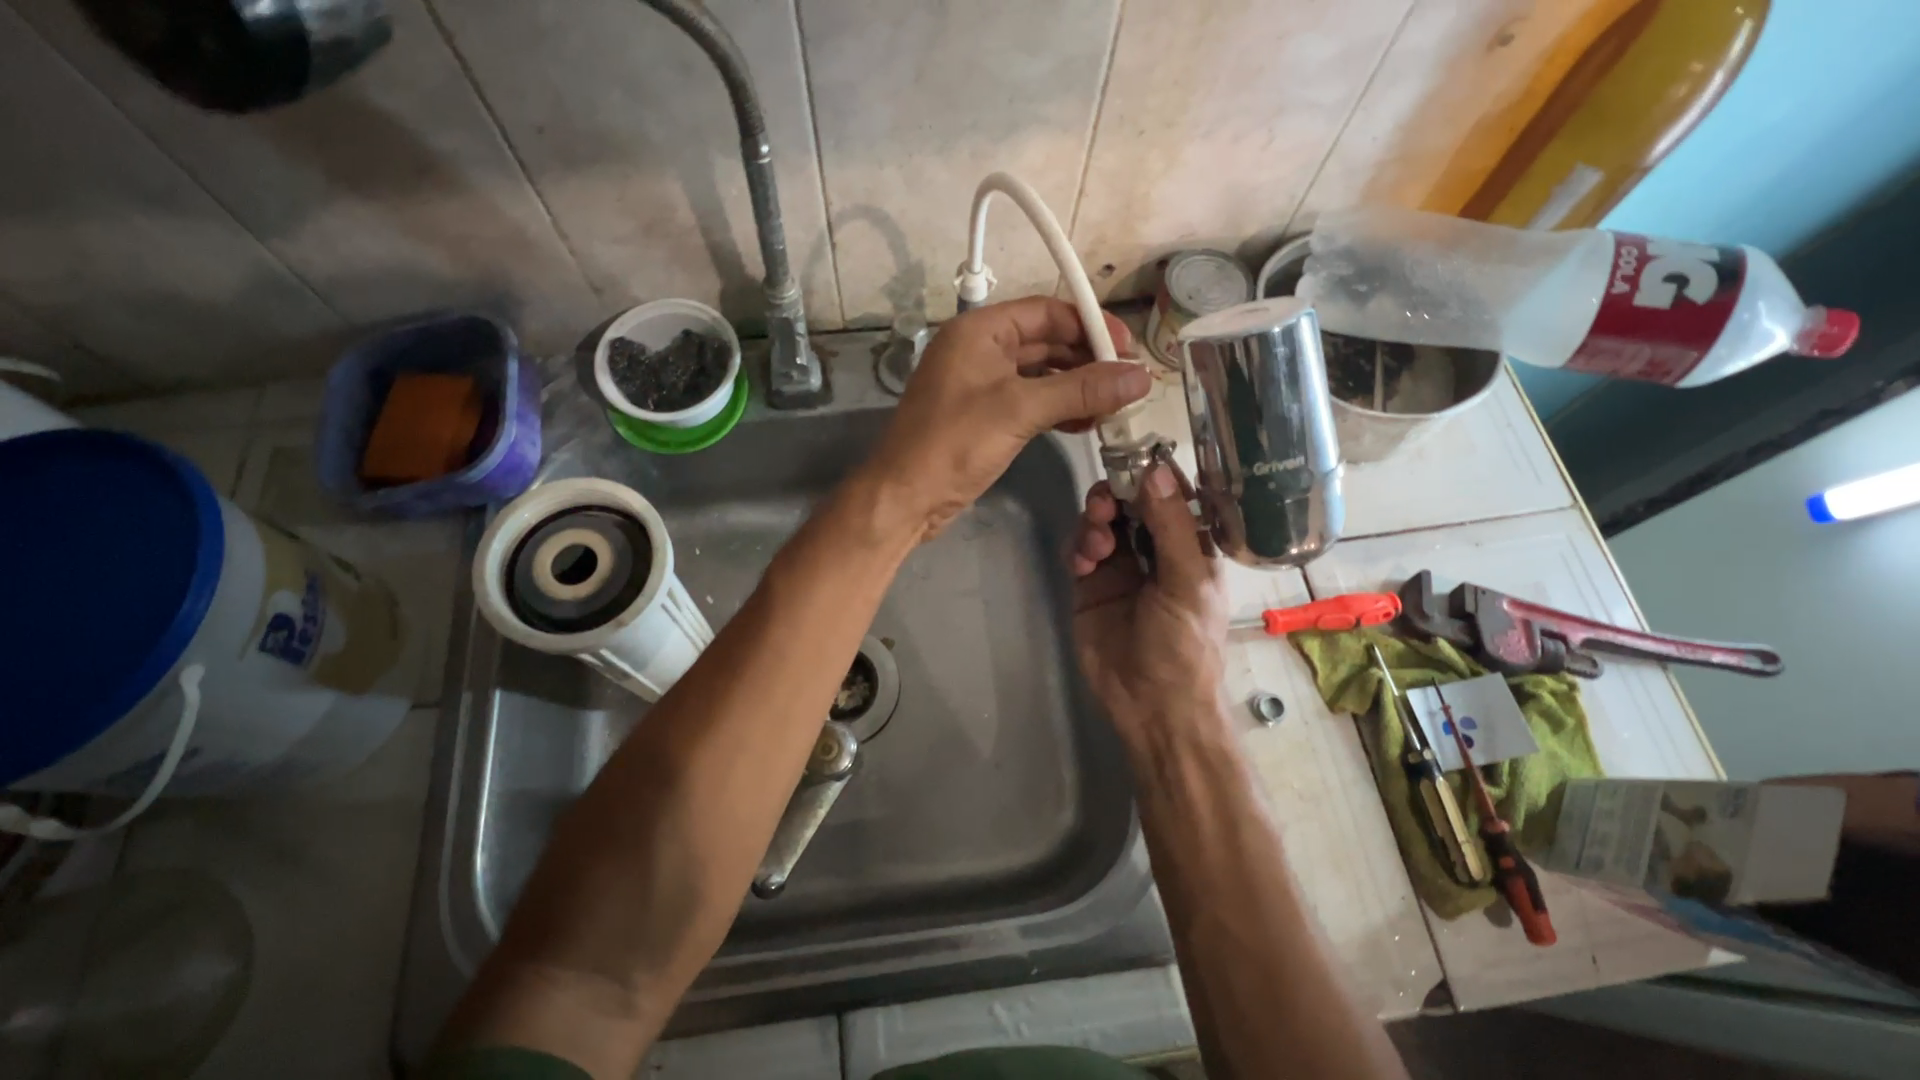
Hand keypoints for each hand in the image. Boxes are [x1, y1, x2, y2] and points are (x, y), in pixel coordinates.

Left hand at [867, 297, 1150, 542]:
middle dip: (1089, 359)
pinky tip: (1087, 423)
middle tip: (1130, 381)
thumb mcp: (1020, 410)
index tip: (1128, 350)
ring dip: (1078, 387)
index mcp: (979, 331)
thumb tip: (1141, 376)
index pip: (1047, 311)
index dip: (1090, 325)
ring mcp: (981, 384)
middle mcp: (980, 349)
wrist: (905, 498)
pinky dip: (1059, 408)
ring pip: (1042, 373)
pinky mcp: (984, 416)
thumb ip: (1082, 390)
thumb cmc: (954, 443)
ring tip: (1116, 406)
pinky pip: (1031, 401)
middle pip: (1047, 341)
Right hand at [1071, 467, 1228, 742]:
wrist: (1153, 706)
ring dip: (1096, 522)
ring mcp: (1120, 569)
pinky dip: (1079, 546)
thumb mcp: (1187, 581)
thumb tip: (1155, 469)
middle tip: (1106, 505)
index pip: (1172, 496)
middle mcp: (1155, 551)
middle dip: (1116, 496)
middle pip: (1131, 503)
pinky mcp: (1090, 587)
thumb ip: (1171, 525)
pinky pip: (1080, 550)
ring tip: (1097, 544)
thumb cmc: (1185, 645)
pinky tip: (1085, 561)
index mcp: (1191, 547)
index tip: (1131, 457)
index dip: (1152, 475)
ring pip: (1103, 522)